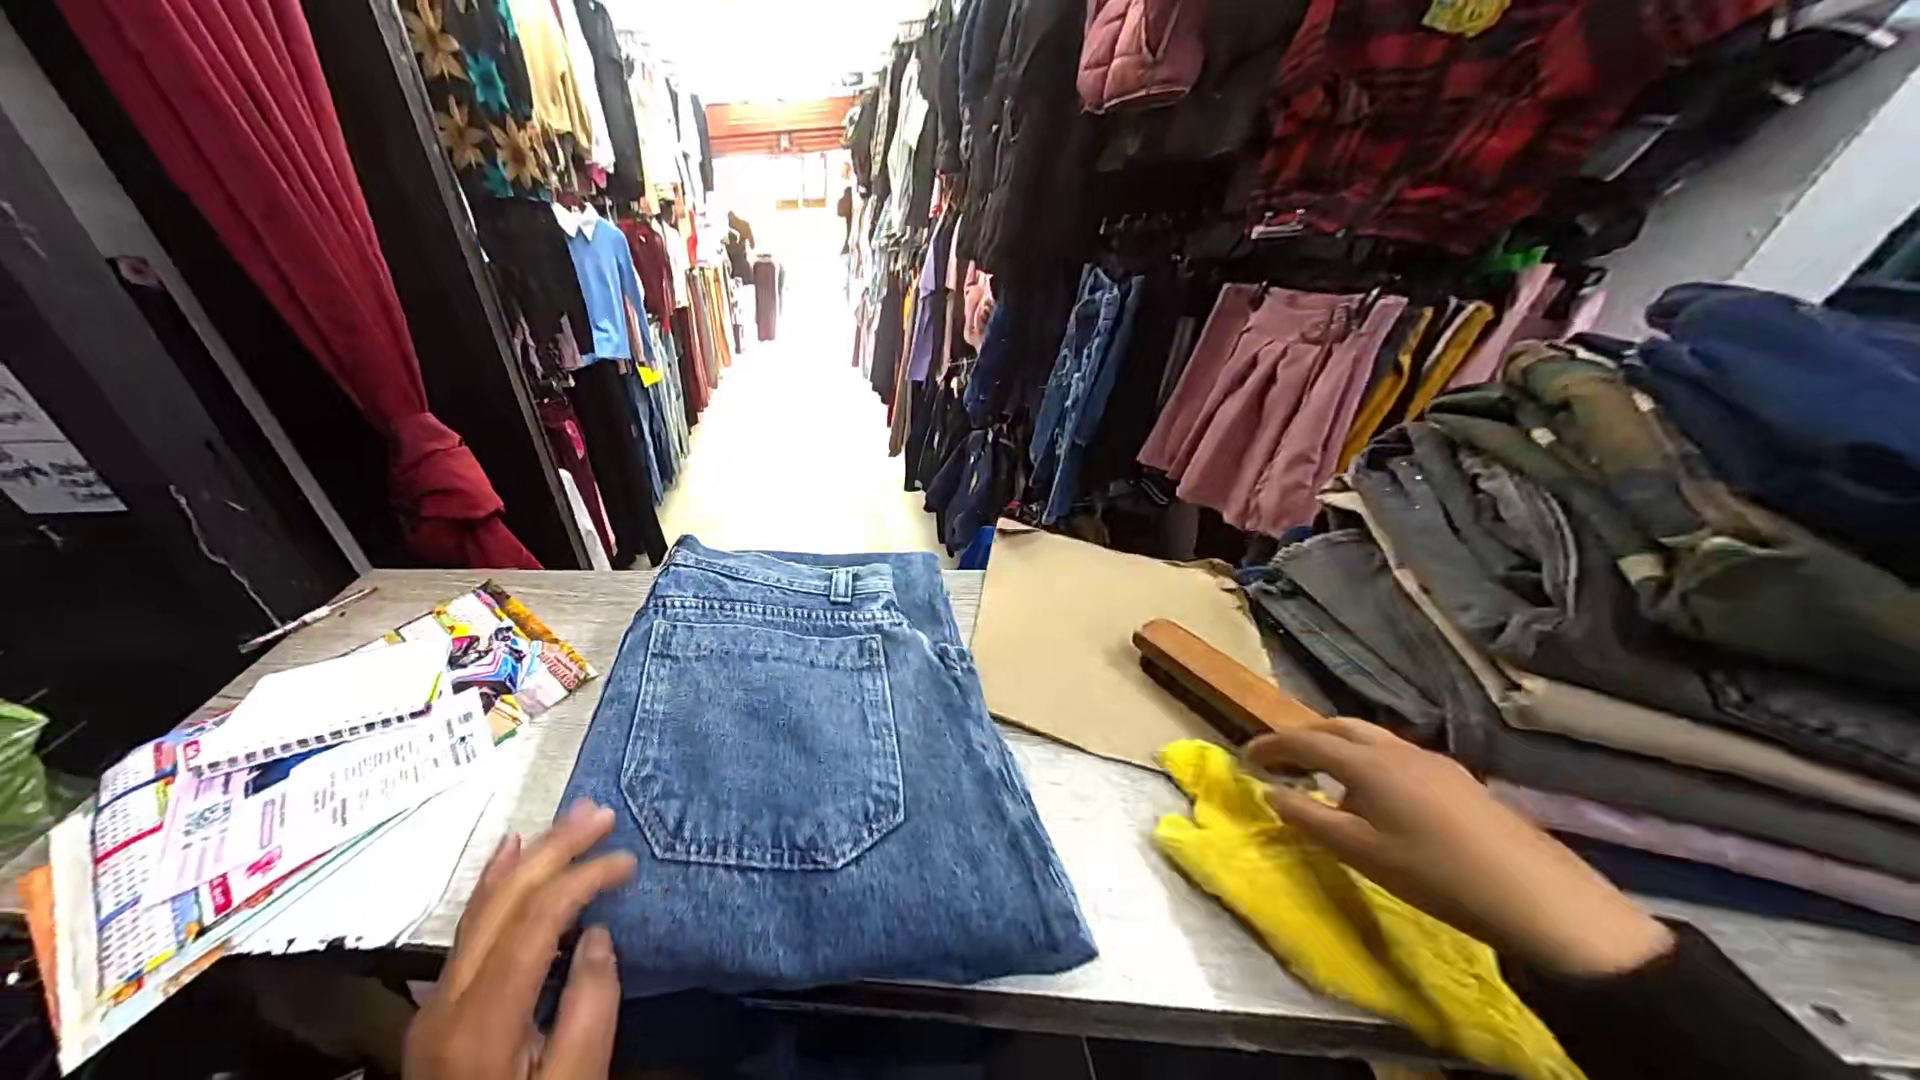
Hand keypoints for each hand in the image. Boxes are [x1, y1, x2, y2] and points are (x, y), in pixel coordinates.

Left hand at [404, 800, 637, 1079]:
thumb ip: (590, 1010)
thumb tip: (598, 936)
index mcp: (481, 1023)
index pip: (534, 922)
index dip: (582, 878)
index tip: (628, 861)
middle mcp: (446, 1002)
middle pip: (503, 903)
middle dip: (555, 850)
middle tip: (600, 813)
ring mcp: (435, 1002)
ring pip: (482, 906)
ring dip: (531, 854)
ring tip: (572, 816)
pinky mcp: (440, 1006)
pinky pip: (470, 925)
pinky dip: (496, 880)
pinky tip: (510, 850)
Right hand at [1247, 717, 1673, 977]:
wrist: (1542, 900)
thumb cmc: (1437, 875)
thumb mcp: (1362, 853)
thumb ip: (1309, 819)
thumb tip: (1271, 792)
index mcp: (1367, 763)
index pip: (1304, 741)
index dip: (1270, 746)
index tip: (1245, 756)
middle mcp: (1396, 749)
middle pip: (1338, 726)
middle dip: (1303, 735)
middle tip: (1281, 756)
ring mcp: (1431, 760)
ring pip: (1370, 737)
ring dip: (1337, 744)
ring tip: (1323, 774)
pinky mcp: (1456, 778)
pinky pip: (1395, 753)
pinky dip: (1367, 758)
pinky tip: (1376, 794)